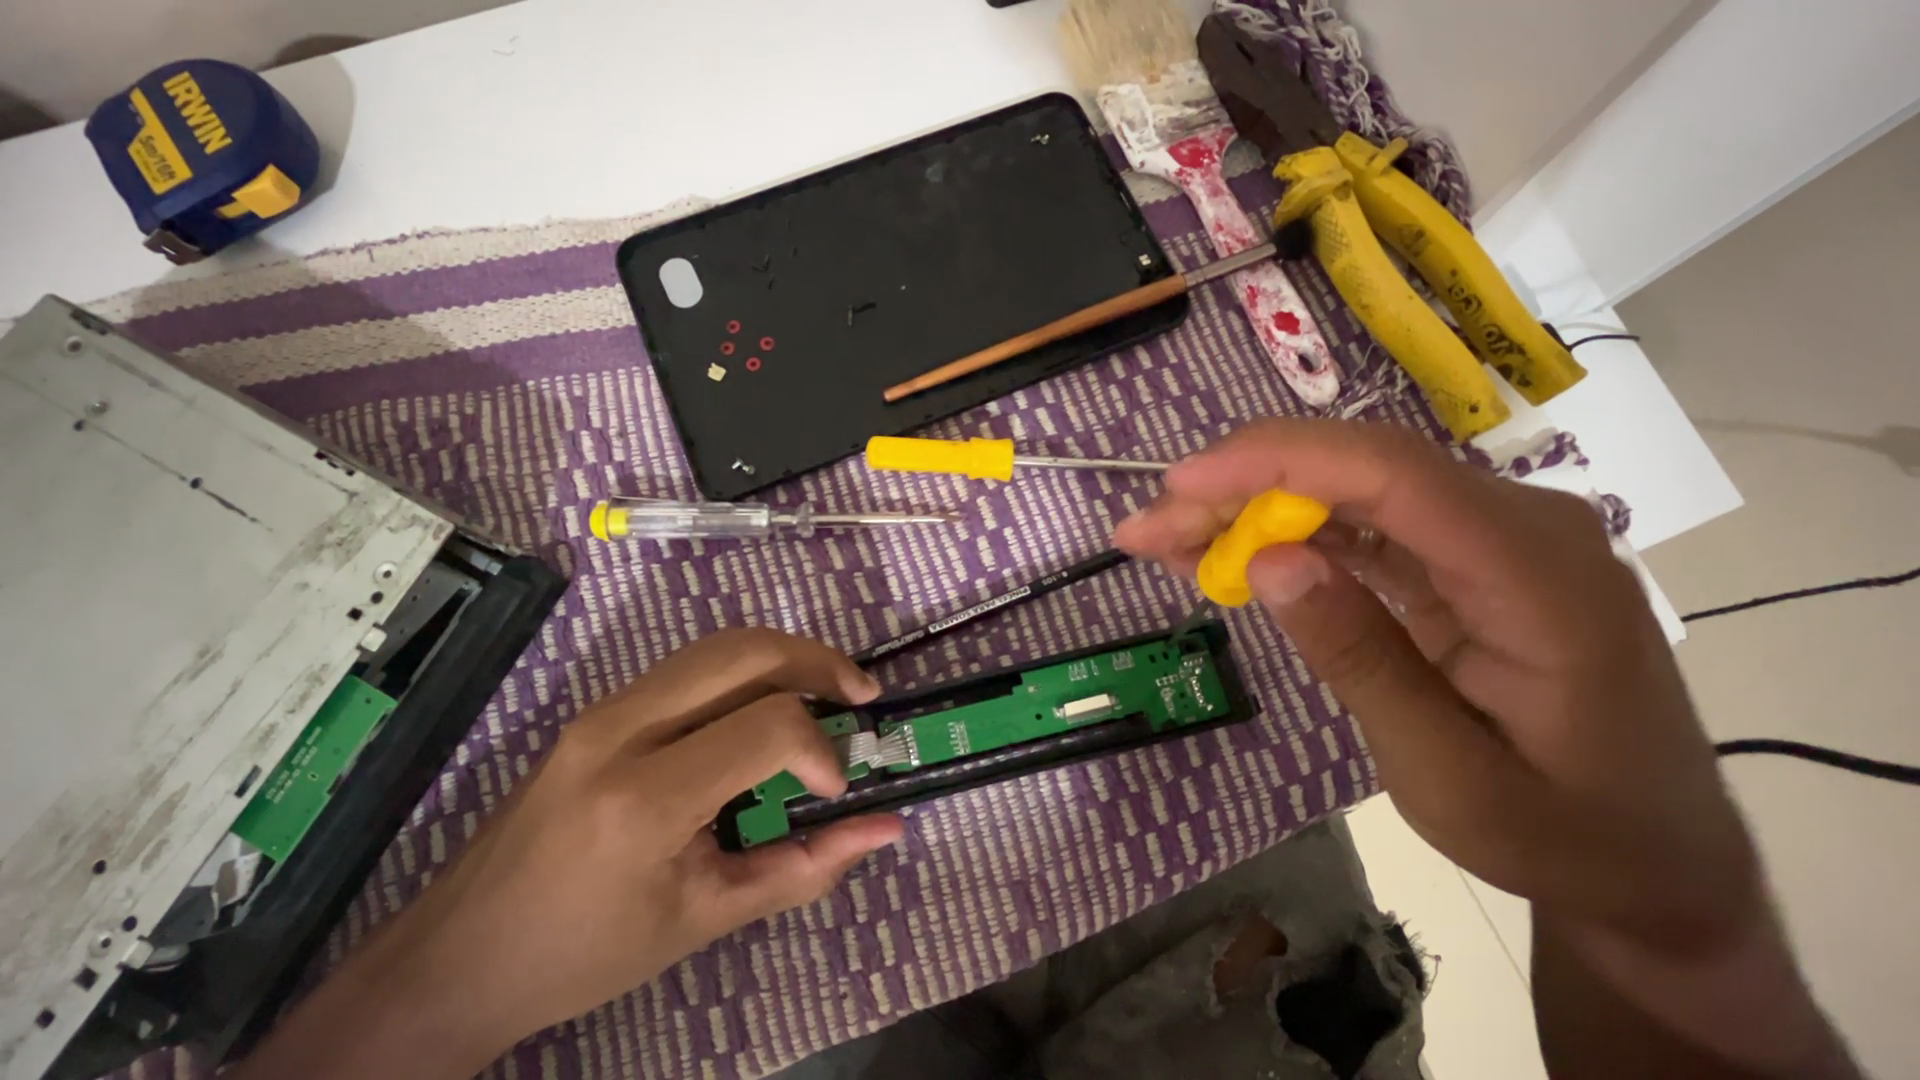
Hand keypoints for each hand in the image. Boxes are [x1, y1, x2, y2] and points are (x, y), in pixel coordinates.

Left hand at [233, 629, 903, 1079]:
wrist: (462, 955)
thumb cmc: (587, 953)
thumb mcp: (706, 918)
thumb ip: (804, 868)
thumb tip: (885, 828)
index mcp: (646, 796)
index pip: (767, 725)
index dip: (821, 749)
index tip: (834, 791)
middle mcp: (621, 728)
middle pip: (743, 651)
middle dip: (817, 661)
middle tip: (861, 696)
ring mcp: (601, 710)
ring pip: (713, 647)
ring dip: (781, 658)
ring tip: (826, 694)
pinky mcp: (595, 711)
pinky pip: (686, 668)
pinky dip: (742, 672)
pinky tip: (763, 710)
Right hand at [1114, 419, 1853, 1077]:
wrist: (1653, 863)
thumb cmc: (1559, 832)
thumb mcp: (1446, 772)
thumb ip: (1361, 658)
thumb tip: (1270, 558)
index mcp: (1535, 573)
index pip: (1390, 473)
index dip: (1275, 463)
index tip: (1179, 486)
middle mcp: (1520, 527)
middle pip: (1359, 471)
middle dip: (1241, 488)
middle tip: (1145, 530)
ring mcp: (1494, 540)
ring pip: (1351, 493)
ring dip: (1253, 510)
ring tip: (1164, 540)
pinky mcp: (1467, 562)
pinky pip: (1366, 529)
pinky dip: (1290, 539)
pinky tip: (1227, 555)